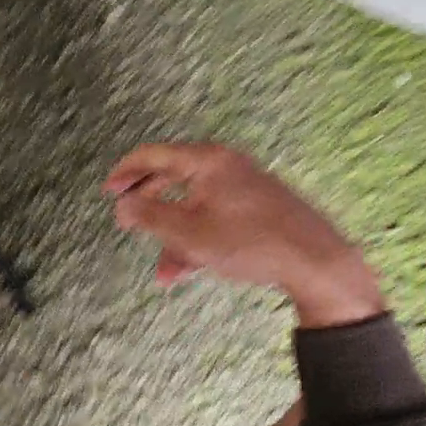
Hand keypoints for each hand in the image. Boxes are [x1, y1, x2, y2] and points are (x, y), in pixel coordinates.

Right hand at [104, 143, 384, 326]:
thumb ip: (148, 216)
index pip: (153, 155)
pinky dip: (198, 238)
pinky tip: (190, 268)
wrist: (316, 261)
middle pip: (173, 178)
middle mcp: (226, 165)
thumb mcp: (187, 233)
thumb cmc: (250, 242)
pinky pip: (216, 217)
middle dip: (148, 205)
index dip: (125, 172)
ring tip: (164, 270)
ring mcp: (245, 186)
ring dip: (174, 235)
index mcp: (207, 161)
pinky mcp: (258, 207)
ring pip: (195, 205)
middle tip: (127, 218)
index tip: (109, 190)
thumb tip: (122, 205)